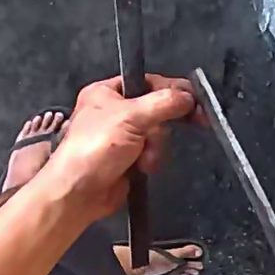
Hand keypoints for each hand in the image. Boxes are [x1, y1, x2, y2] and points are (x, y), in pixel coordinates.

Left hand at [34, 74, 198, 224]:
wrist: (79, 192)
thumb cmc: (96, 148)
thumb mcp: (131, 117)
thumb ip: (163, 103)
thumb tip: (189, 97)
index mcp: (107, 92)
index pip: (148, 82)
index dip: (171, 90)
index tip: (194, 100)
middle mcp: (115, 111)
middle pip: (157, 110)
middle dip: (159, 128)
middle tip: (164, 133)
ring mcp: (123, 136)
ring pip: (158, 134)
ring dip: (155, 148)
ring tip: (142, 159)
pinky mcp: (129, 158)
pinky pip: (153, 152)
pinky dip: (151, 160)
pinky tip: (141, 168)